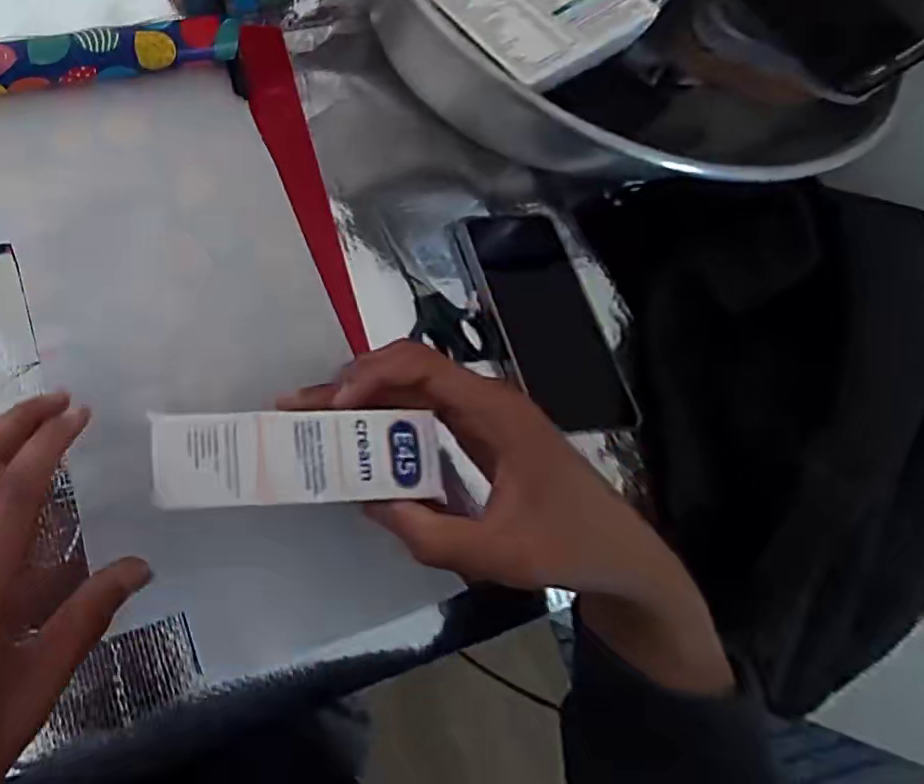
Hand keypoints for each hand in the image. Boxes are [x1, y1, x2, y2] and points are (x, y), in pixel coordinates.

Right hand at [279, 341, 732, 695]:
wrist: (624, 557)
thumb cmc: (572, 546)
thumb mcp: (503, 555)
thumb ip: (434, 537)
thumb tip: (371, 503)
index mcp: (494, 409)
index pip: (421, 366)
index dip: (372, 376)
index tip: (336, 407)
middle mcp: (480, 398)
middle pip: (403, 368)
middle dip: (349, 383)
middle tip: (298, 406)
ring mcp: (475, 412)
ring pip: (404, 387)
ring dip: (357, 399)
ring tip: (312, 417)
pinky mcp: (469, 431)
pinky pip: (415, 412)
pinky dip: (378, 419)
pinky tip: (352, 438)